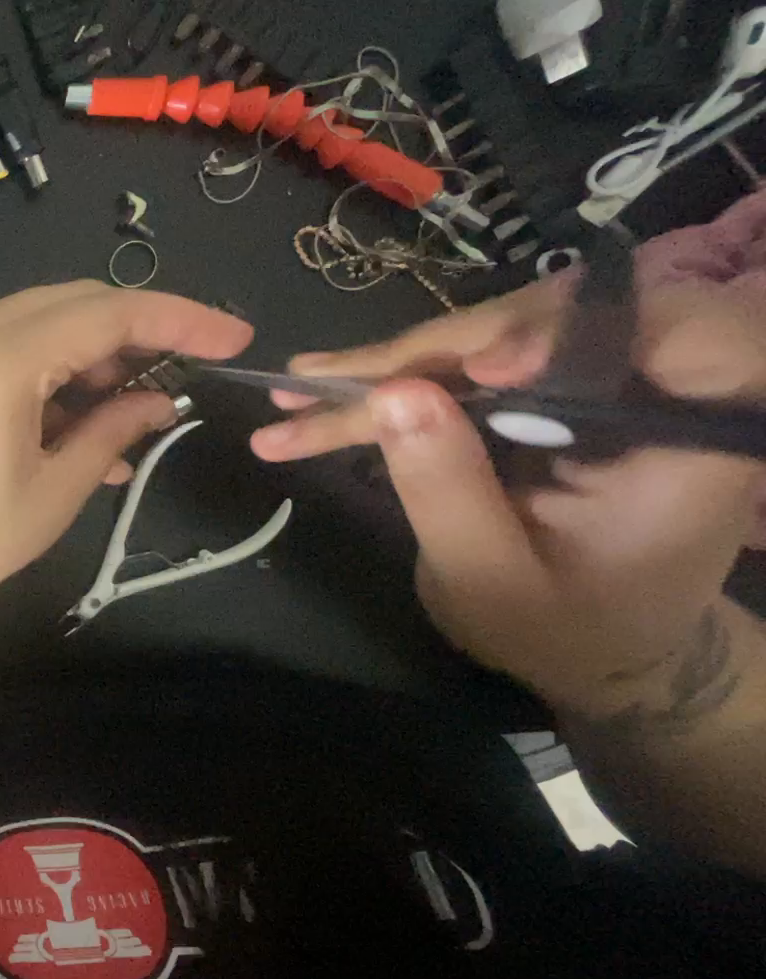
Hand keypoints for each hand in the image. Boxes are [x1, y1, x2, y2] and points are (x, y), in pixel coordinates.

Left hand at [0, 281, 253, 622]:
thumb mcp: (50, 496)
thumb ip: (112, 434)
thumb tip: (160, 402)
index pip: (110, 312)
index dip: (182, 320)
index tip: (234, 340)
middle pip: (73, 304)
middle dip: (136, 335)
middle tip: (178, 382)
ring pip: (37, 322)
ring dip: (89, 357)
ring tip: (125, 416)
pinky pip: (2, 348)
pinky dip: (45, 373)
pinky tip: (72, 423)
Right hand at [249, 278, 765, 711]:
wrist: (588, 644)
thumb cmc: (555, 628)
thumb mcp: (489, 577)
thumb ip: (446, 490)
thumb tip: (390, 395)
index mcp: (689, 446)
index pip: (686, 338)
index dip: (584, 334)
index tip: (486, 369)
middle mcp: (656, 396)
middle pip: (552, 325)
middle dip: (429, 351)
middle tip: (320, 382)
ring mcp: (596, 387)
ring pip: (492, 338)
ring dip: (389, 363)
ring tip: (297, 389)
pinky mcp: (545, 393)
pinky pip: (467, 364)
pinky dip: (390, 379)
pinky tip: (321, 393)